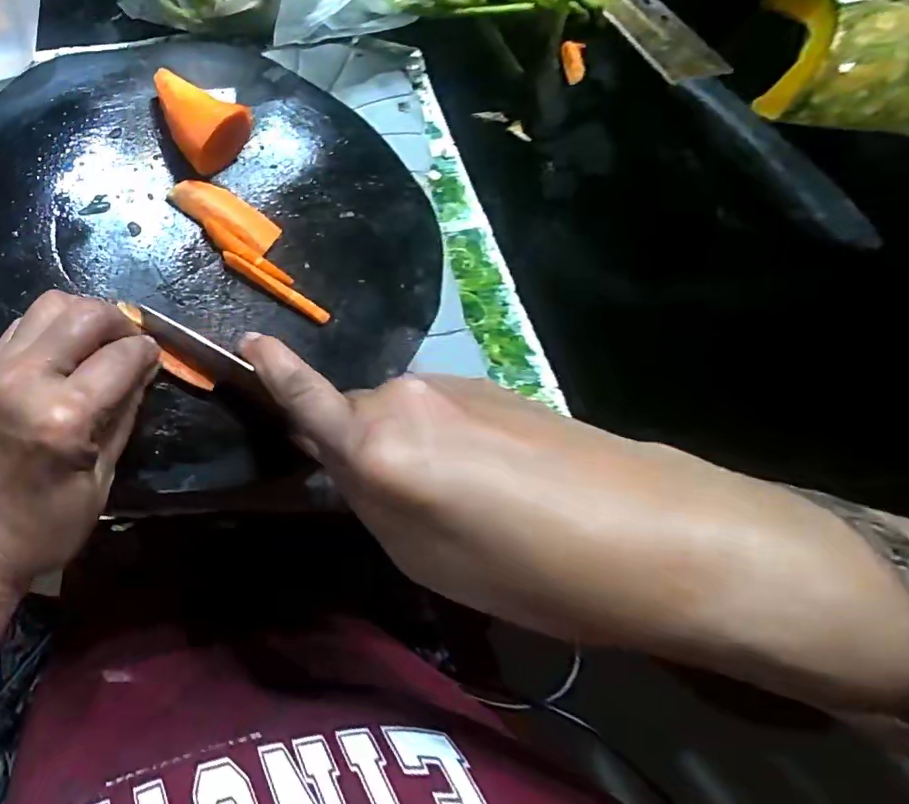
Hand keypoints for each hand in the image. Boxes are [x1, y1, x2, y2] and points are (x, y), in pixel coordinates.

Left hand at [0, 292, 158, 597]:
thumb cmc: (46, 524)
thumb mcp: (102, 478)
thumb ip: (125, 412)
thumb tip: (146, 366)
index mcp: (62, 417)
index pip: (121, 356)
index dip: (148, 352)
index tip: (157, 358)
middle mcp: (27, 379)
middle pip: (87, 315)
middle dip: (121, 323)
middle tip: (133, 345)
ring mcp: (1, 367)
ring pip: (55, 304)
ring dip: (87, 315)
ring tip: (102, 342)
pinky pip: (29, 321)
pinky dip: (56, 324)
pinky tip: (69, 350)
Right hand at [242, 336, 908, 711]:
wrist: (663, 536)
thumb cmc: (530, 568)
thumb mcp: (425, 558)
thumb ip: (369, 500)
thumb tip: (347, 463)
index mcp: (378, 443)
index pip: (306, 398)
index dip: (272, 370)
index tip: (244, 340)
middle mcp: (405, 397)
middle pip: (355, 416)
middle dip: (359, 451)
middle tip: (402, 509)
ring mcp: (453, 384)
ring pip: (402, 416)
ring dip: (409, 450)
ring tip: (468, 508)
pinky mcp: (492, 386)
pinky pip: (441, 413)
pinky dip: (446, 443)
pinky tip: (498, 487)